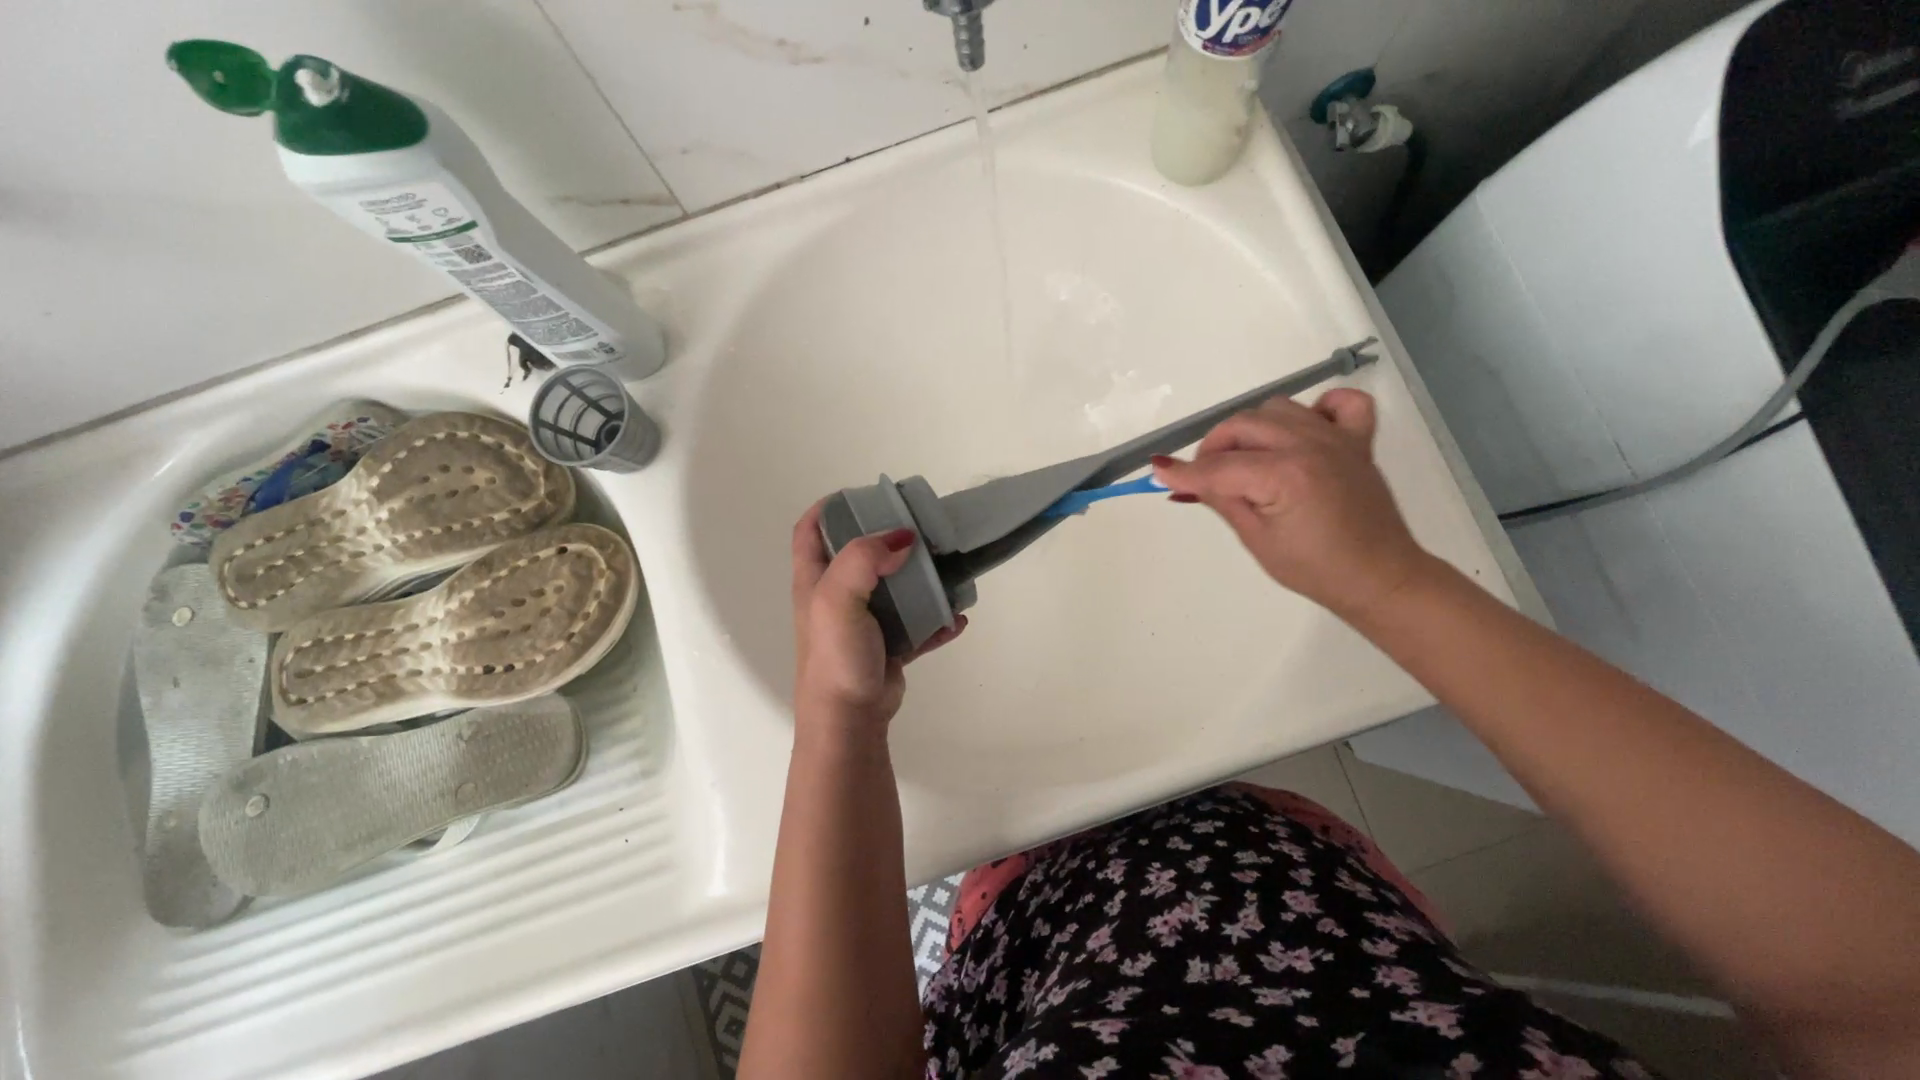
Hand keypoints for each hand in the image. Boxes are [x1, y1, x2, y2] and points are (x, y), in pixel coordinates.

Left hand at [790, 502, 966, 734]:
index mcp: (815, 580)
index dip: (828, 507)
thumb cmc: (835, 655)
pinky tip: (957, 617)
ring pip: (895, 588)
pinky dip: (937, 621)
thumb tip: (901, 538)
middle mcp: (838, 596)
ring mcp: (865, 623)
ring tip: (948, 567)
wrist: (850, 719)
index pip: (810, 531)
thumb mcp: (837, 596)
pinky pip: (918, 627)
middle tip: (919, 525)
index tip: (861, 494)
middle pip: (860, 554)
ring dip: (921, 578)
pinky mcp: (889, 647)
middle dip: (888, 537)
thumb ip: (864, 559)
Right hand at [1152, 388, 1435, 622]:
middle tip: (1206, 480)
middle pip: (1243, 426)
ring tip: (1249, 462)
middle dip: (1214, 449)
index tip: (1158, 473)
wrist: (1378, 577)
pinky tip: (1304, 434)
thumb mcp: (1256, 539)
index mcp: (1284, 475)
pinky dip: (1318, 409)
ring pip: (1277, 409)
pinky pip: (1340, 403)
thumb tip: (1178, 477)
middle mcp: (1309, 445)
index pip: (1220, 466)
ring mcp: (1336, 438)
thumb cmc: (1313, 569)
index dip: (1185, 472)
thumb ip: (1220, 498)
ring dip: (1254, 429)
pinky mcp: (1358, 440)